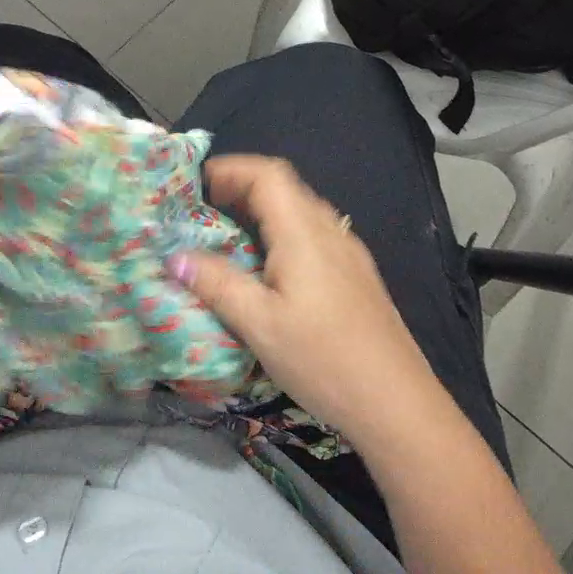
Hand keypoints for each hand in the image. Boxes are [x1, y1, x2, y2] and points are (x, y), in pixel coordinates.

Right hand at [167, 155, 450, 448]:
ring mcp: (348, 254)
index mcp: (303, 232)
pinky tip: (268, 270)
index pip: (267, 174)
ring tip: (227, 237)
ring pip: (300, 212)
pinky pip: (313, 236)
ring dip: (261, 212)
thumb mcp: (260, 324)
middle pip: (284, 188)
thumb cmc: (324, 359)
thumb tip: (174, 257)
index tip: (195, 185)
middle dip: (240, 188)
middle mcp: (329, 231)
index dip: (230, 168)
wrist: (398, 405)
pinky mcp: (357, 277)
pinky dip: (282, 234)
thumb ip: (217, 284)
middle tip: (202, 210)